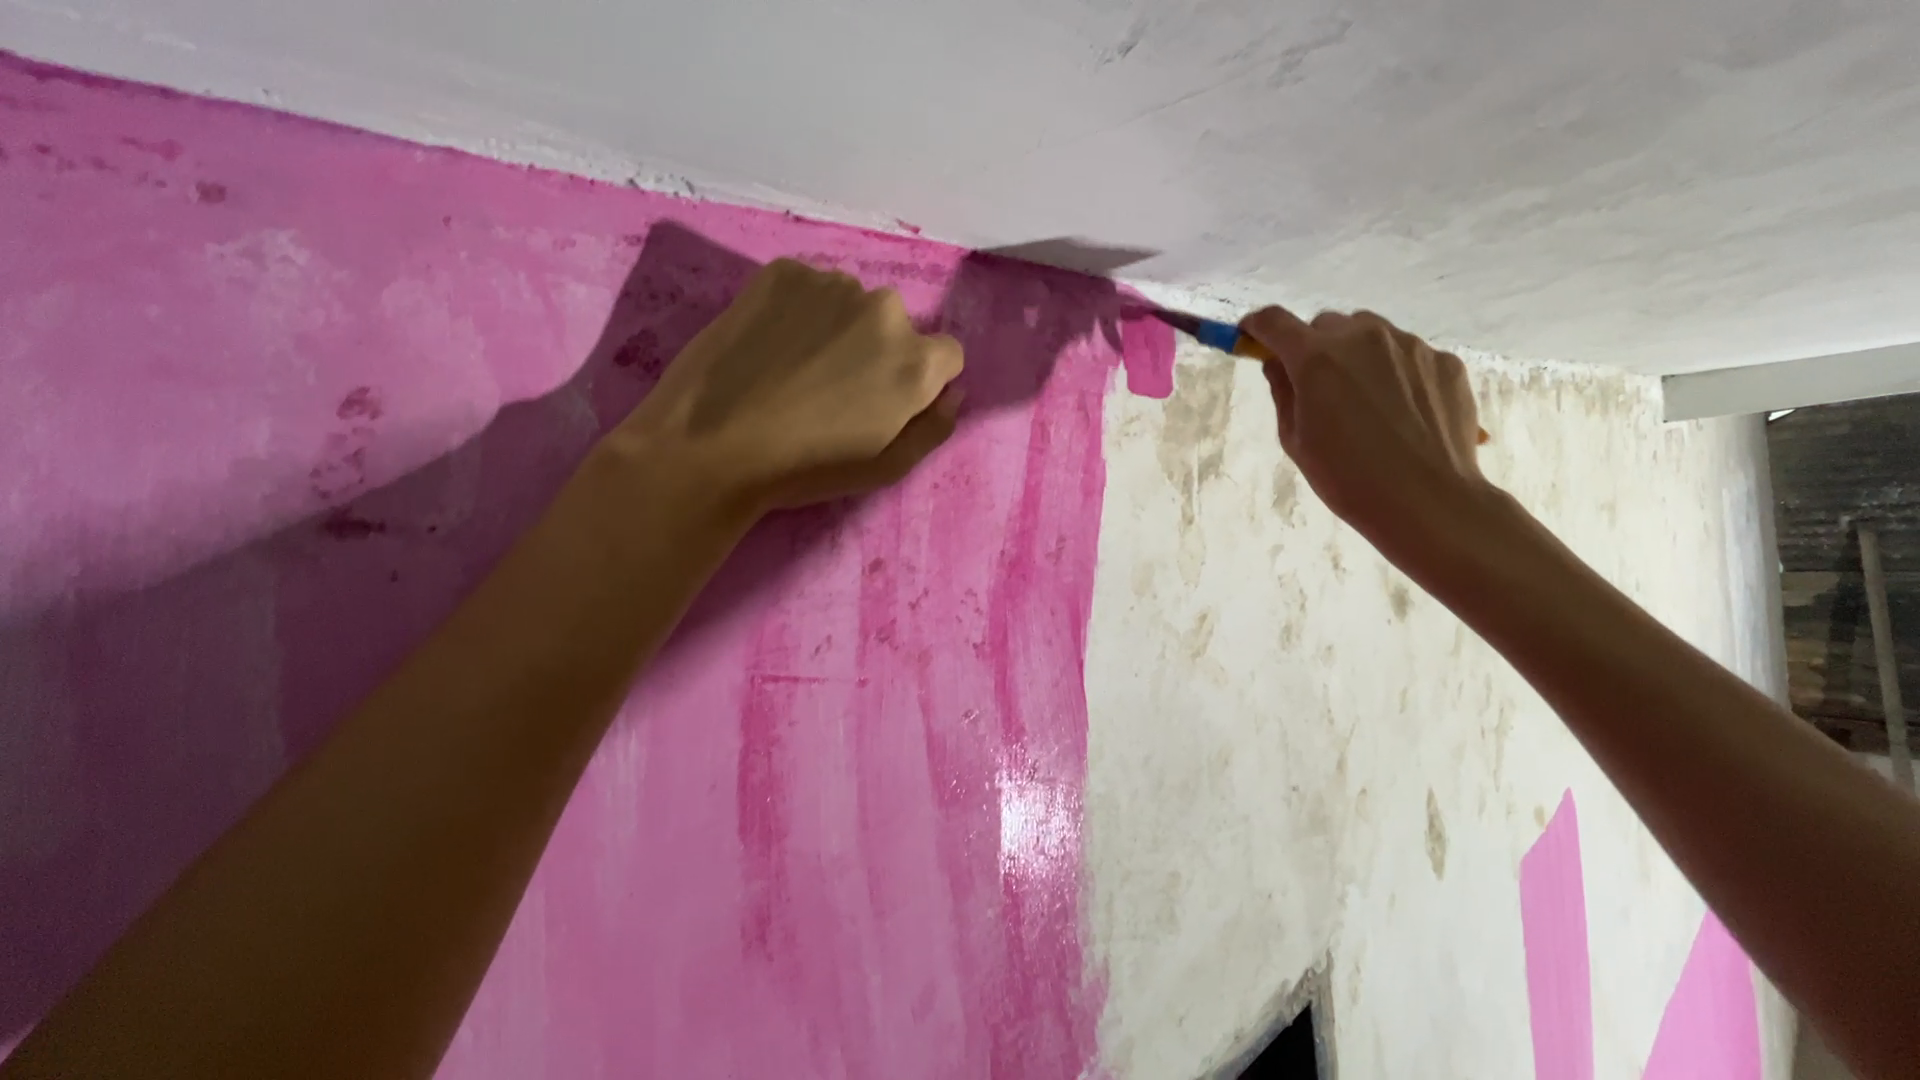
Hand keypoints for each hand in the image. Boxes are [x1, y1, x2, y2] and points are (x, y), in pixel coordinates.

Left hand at [616, 259, 964, 514]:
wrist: (710, 444)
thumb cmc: (805, 468)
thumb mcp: (886, 469)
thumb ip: (934, 427)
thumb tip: (951, 393)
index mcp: (916, 362)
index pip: (947, 355)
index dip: (919, 382)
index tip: (883, 403)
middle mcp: (884, 310)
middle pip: (897, 326)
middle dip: (877, 351)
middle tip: (833, 389)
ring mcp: (831, 284)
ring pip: (851, 304)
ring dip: (838, 328)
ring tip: (795, 368)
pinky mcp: (782, 272)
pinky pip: (808, 288)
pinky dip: (798, 311)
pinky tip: (769, 346)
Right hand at [1240, 306, 1486, 551]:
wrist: (1426, 500)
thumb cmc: (1347, 478)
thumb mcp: (1295, 441)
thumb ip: (1283, 392)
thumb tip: (1279, 364)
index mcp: (1317, 358)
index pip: (1275, 321)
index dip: (1258, 326)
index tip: (1252, 335)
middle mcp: (1363, 337)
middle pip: (1327, 324)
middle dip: (1315, 346)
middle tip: (1319, 386)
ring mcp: (1409, 345)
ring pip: (1371, 334)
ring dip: (1358, 355)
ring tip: (1367, 402)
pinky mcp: (1444, 361)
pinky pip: (1408, 356)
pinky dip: (1397, 373)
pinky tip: (1402, 413)